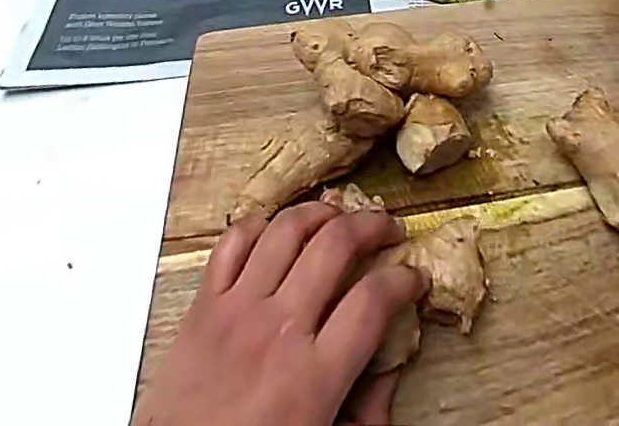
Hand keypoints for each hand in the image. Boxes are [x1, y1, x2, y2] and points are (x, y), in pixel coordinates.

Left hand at [135, 202, 427, 425]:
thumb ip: (367, 413)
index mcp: (313, 376)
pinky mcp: (206, 300)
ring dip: (318, 211)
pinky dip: (259, 224)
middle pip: (334, 246)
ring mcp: (238, 306)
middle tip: (385, 226)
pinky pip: (234, 241)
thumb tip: (390, 366)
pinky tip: (277, 228)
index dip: (402, 280)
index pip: (372, 303)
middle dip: (370, 225)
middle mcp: (277, 328)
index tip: (412, 277)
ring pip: (285, 229)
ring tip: (337, 214)